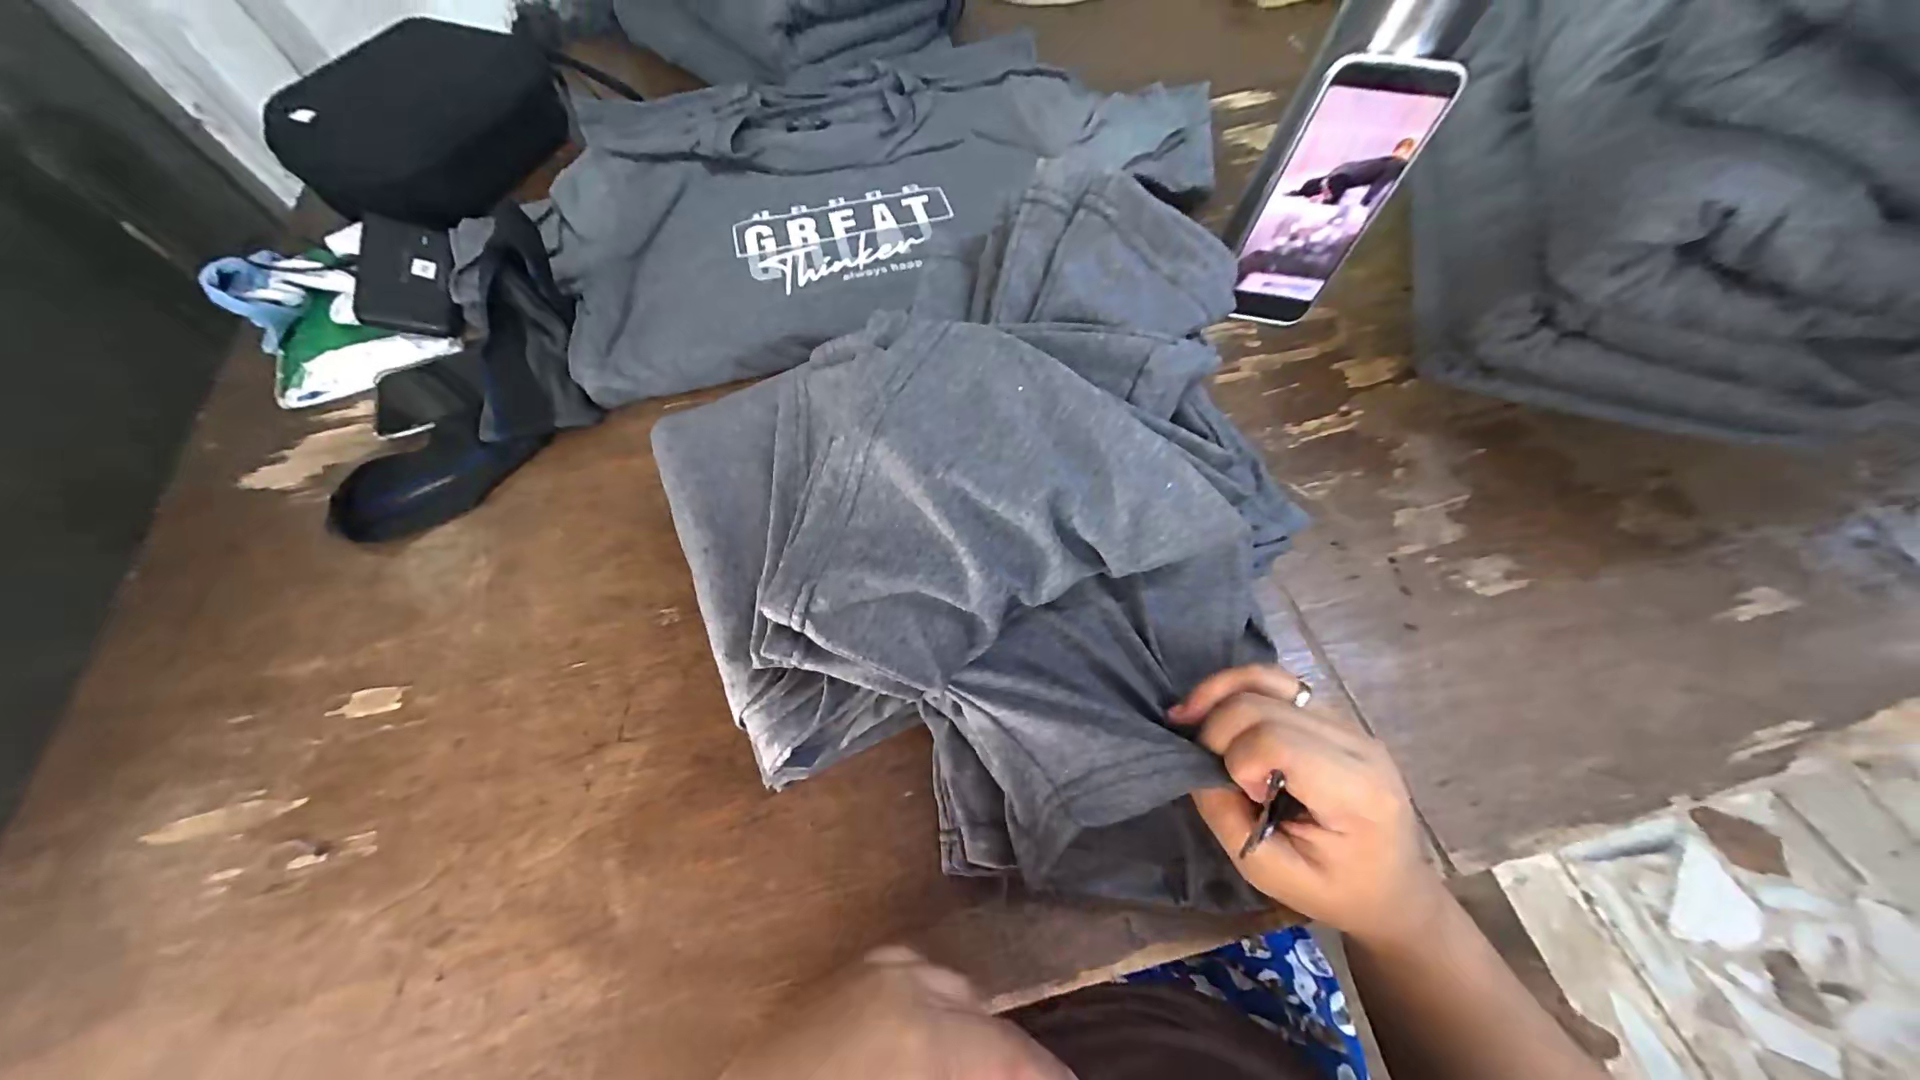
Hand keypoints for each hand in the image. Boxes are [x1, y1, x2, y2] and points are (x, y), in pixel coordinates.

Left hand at [719, 947, 1071, 1079]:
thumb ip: (972, 1074)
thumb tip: (1008, 1071)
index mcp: (923, 1027)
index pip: (1007, 1050)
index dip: (1043, 1072)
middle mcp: (905, 979)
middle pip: (980, 1012)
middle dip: (1003, 1052)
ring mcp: (872, 967)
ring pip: (947, 986)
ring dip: (968, 1025)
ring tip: (973, 1064)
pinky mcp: (846, 972)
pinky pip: (908, 975)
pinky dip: (930, 1002)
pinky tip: (926, 1036)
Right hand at [1170, 666, 1448, 945]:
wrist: (1393, 888)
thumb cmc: (1335, 890)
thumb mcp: (1270, 873)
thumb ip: (1225, 816)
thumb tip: (1196, 764)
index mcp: (1354, 791)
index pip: (1274, 740)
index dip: (1238, 760)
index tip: (1246, 795)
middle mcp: (1355, 742)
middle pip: (1260, 703)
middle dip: (1216, 729)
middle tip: (1211, 768)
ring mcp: (1346, 721)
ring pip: (1264, 678)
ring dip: (1216, 695)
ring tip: (1188, 718)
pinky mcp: (1331, 712)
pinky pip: (1275, 681)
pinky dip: (1235, 689)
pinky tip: (1214, 708)